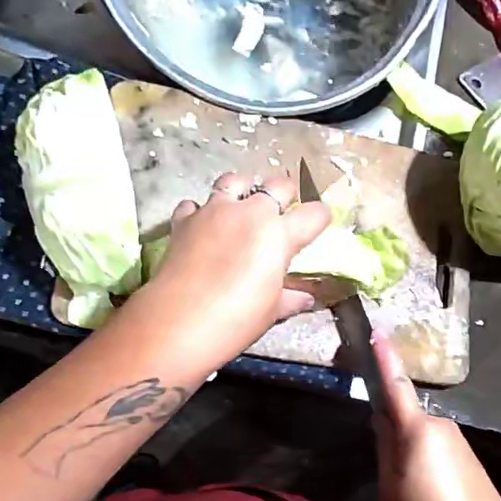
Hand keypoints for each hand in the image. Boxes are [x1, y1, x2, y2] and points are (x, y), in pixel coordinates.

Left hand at [121, 171, 330, 368]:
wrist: (180, 320)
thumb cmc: (238, 318)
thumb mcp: (271, 310)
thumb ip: (290, 297)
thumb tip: (305, 298)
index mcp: (281, 234)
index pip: (314, 213)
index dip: (320, 218)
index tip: (318, 225)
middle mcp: (251, 212)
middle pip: (278, 185)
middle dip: (284, 194)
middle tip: (281, 212)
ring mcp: (215, 211)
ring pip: (233, 180)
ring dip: (241, 190)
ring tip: (240, 208)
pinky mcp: (185, 219)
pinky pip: (195, 204)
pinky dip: (200, 211)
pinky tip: (202, 227)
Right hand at [370, 334, 500, 500]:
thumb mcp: (390, 483)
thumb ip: (384, 446)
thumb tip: (383, 420)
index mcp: (416, 427)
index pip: (395, 386)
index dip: (385, 360)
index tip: (378, 333)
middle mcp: (439, 423)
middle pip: (406, 418)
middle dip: (393, 432)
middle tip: (389, 472)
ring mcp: (457, 438)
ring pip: (421, 435)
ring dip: (412, 453)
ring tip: (412, 493)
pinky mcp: (467, 454)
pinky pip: (436, 448)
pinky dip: (427, 462)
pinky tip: (430, 494)